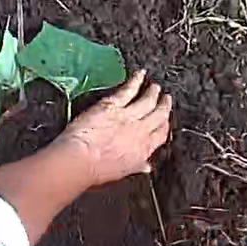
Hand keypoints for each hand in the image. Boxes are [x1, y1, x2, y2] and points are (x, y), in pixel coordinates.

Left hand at [50, 69, 172, 186]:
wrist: (80, 159)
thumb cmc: (96, 170)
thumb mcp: (122, 172)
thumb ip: (137, 165)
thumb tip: (146, 167)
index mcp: (143, 150)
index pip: (160, 135)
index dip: (164, 125)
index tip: (165, 120)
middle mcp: (140, 131)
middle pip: (158, 115)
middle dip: (164, 106)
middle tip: (166, 98)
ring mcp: (128, 116)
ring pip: (147, 101)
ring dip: (152, 92)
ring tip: (155, 86)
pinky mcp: (113, 105)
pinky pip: (129, 90)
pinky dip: (136, 80)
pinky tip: (140, 73)